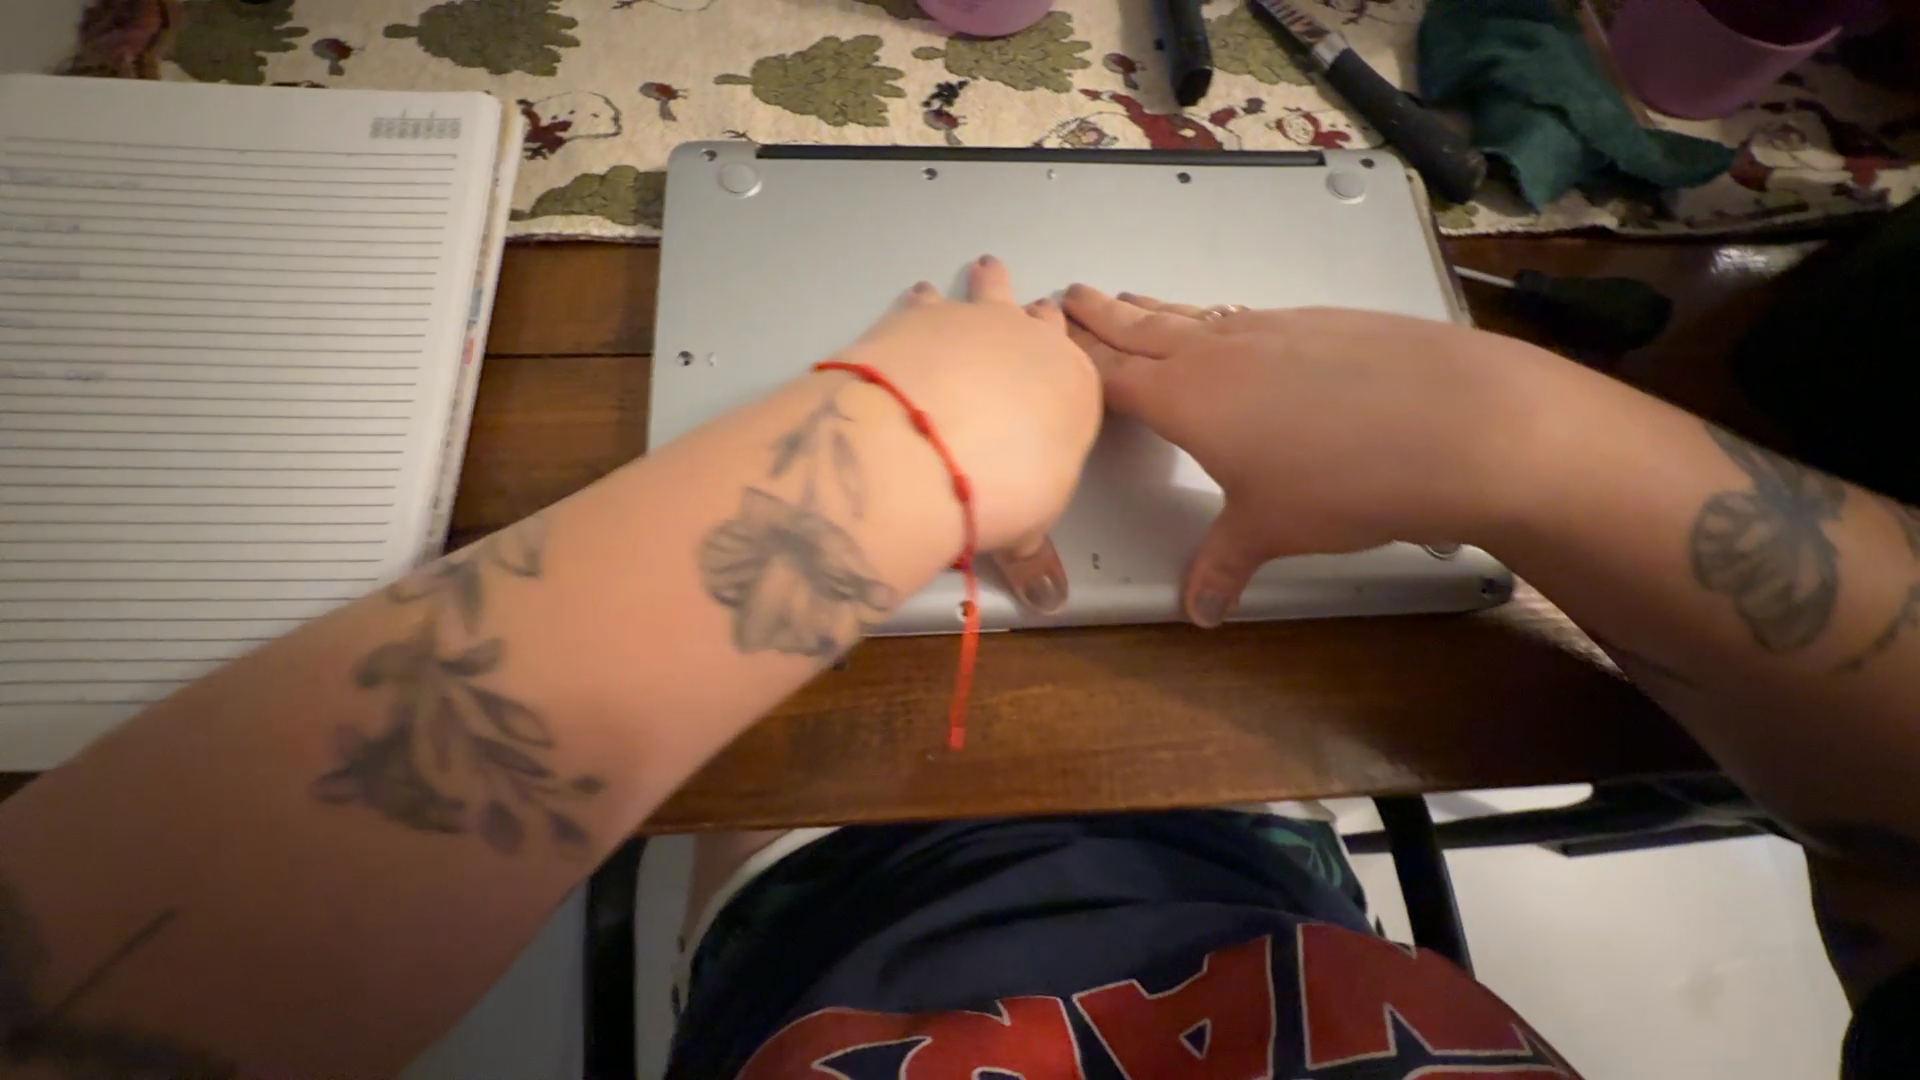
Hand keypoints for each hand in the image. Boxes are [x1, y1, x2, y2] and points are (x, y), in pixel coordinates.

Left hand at [836, 257, 1101, 611]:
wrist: (934, 445)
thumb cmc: (1002, 488)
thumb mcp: (1026, 532)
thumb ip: (1034, 558)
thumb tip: (1049, 599)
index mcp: (1074, 391)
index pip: (1077, 372)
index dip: (1066, 367)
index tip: (1061, 361)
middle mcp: (1031, 345)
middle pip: (1041, 319)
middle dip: (1038, 316)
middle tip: (1036, 305)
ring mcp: (976, 322)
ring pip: (990, 292)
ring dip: (988, 283)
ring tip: (985, 268)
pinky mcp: (921, 315)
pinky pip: (927, 300)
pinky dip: (923, 300)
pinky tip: (917, 296)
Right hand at [1062, 286, 1549, 625]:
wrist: (1464, 425)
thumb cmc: (1345, 480)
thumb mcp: (1270, 529)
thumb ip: (1223, 567)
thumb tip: (1201, 613)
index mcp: (1184, 397)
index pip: (1107, 373)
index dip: (1071, 358)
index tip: (1042, 340)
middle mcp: (1216, 352)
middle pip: (1138, 326)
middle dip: (1096, 313)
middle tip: (1064, 295)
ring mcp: (1268, 328)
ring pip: (1189, 314)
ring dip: (1150, 307)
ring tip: (1126, 297)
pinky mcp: (1316, 321)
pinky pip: (1240, 315)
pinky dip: (1212, 317)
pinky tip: (1223, 326)